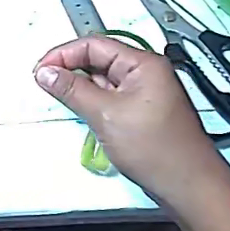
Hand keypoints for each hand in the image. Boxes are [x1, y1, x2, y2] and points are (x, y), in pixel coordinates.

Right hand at [34, 35, 229, 208]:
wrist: (188, 185)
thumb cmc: (156, 149)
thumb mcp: (106, 114)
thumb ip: (73, 90)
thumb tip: (46, 72)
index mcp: (143, 63)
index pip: (95, 45)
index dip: (64, 55)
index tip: (41, 70)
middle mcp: (147, 72)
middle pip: (100, 60)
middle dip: (71, 70)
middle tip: (45, 85)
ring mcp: (146, 93)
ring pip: (105, 80)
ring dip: (82, 88)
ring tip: (61, 99)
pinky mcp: (144, 112)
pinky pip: (113, 98)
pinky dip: (95, 103)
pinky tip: (83, 113)